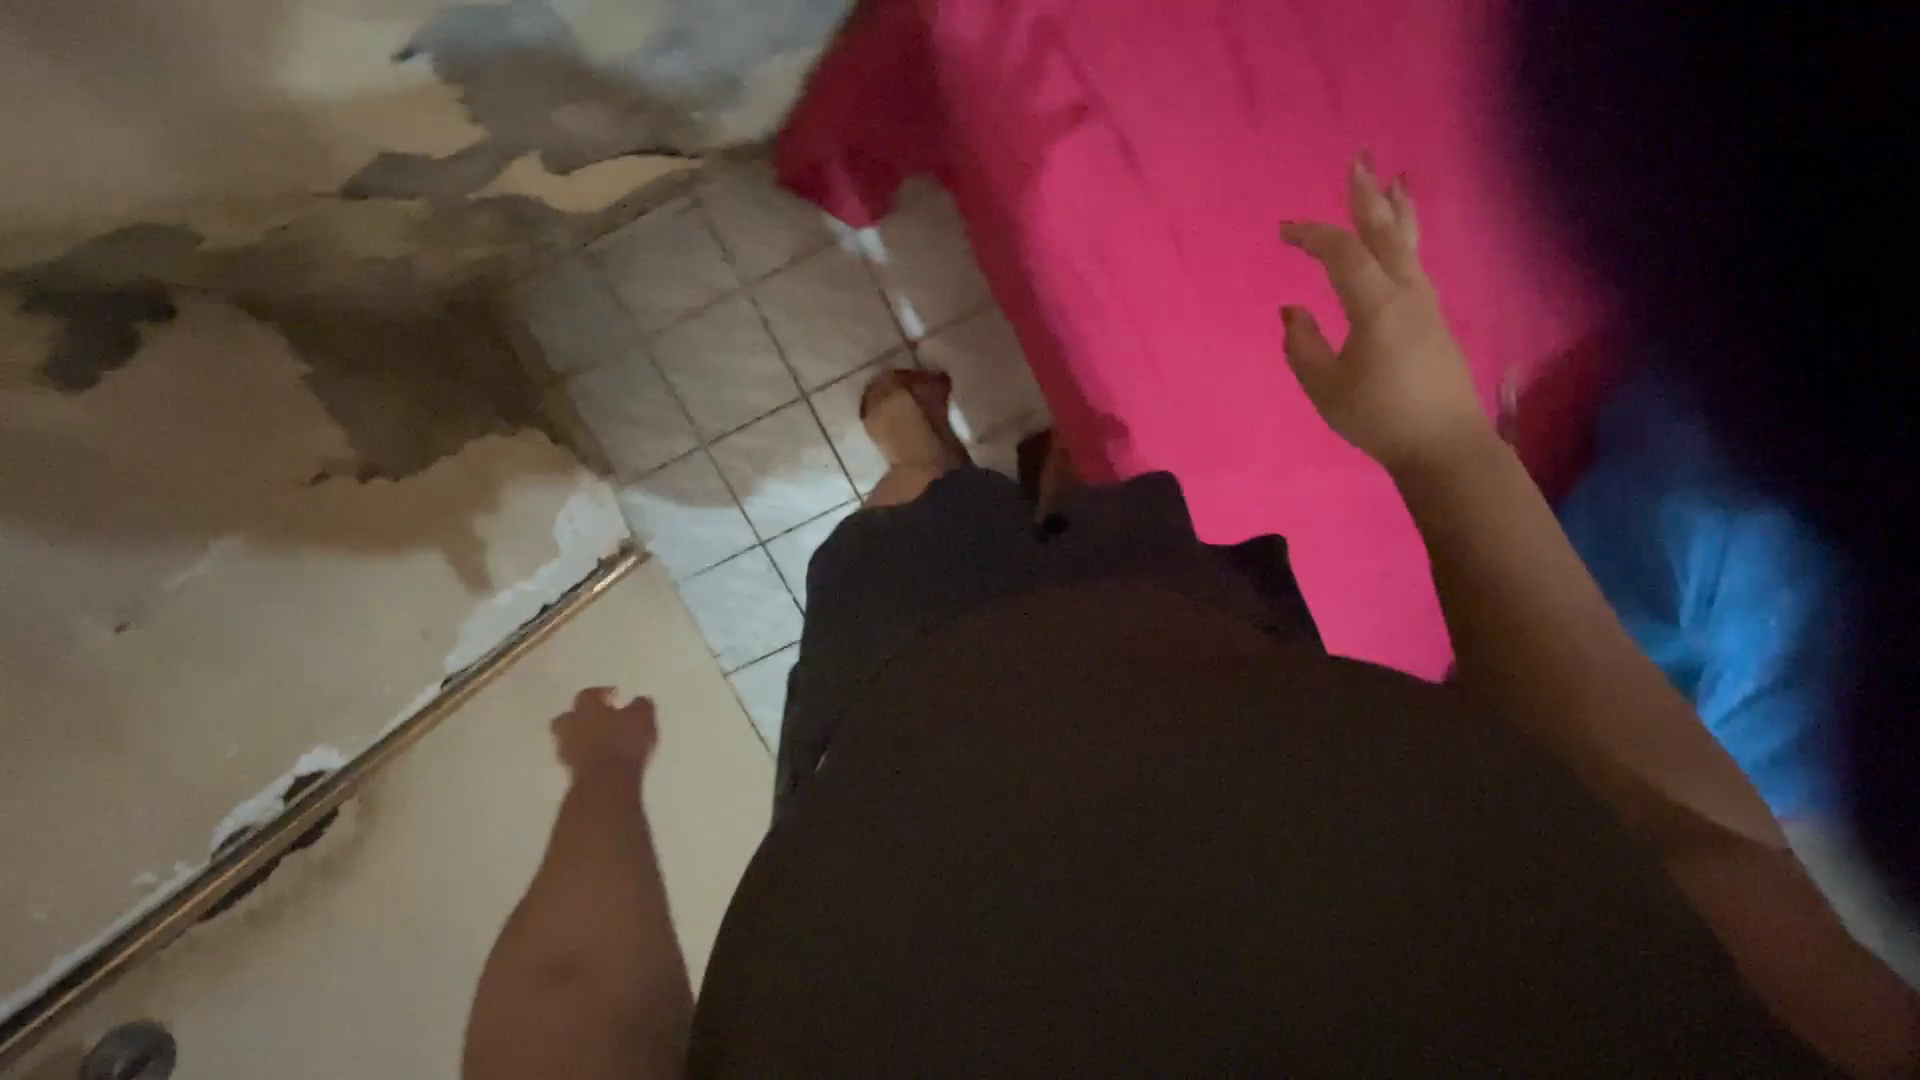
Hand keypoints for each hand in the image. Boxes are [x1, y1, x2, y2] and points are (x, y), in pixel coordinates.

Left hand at [551, 687, 658, 773]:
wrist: (607, 781)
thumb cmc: (625, 742)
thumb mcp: (644, 717)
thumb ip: (641, 705)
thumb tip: (639, 700)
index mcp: (588, 708)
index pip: (589, 694)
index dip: (601, 693)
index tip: (614, 696)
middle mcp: (572, 726)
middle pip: (566, 717)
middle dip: (579, 716)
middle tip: (596, 719)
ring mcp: (568, 750)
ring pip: (568, 739)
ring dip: (580, 738)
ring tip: (599, 741)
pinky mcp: (571, 772)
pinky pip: (575, 758)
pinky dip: (585, 756)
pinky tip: (599, 758)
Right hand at [1279, 157, 1492, 473]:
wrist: (1442, 444)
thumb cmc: (1378, 417)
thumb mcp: (1325, 388)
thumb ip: (1303, 346)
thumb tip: (1292, 309)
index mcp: (1377, 306)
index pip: (1343, 254)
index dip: (1312, 235)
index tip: (1284, 229)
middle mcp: (1407, 293)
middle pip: (1386, 233)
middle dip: (1368, 196)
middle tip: (1360, 160)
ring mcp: (1427, 304)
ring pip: (1409, 245)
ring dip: (1396, 211)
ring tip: (1394, 181)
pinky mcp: (1433, 319)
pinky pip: (1416, 264)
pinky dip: (1405, 240)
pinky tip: (1400, 242)